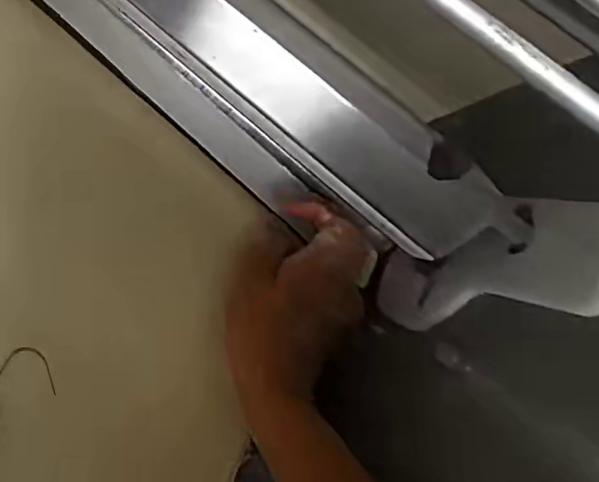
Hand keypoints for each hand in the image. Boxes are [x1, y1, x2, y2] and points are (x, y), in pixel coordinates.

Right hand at [225, 202, 371, 407]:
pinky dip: (317, 272)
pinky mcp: (338, 328)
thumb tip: (278, 229)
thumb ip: (267, 243)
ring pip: (342, 266)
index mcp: (328, 266)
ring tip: (287, 248)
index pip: (342, 225)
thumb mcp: (250, 276)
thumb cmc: (260, 330)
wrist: (275, 390)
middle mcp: (346, 286)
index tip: (290, 209)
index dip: (318, 209)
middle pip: (348, 245)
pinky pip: (333, 286)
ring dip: (319, 251)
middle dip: (323, 227)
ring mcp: (346, 310)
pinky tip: (290, 278)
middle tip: (293, 221)